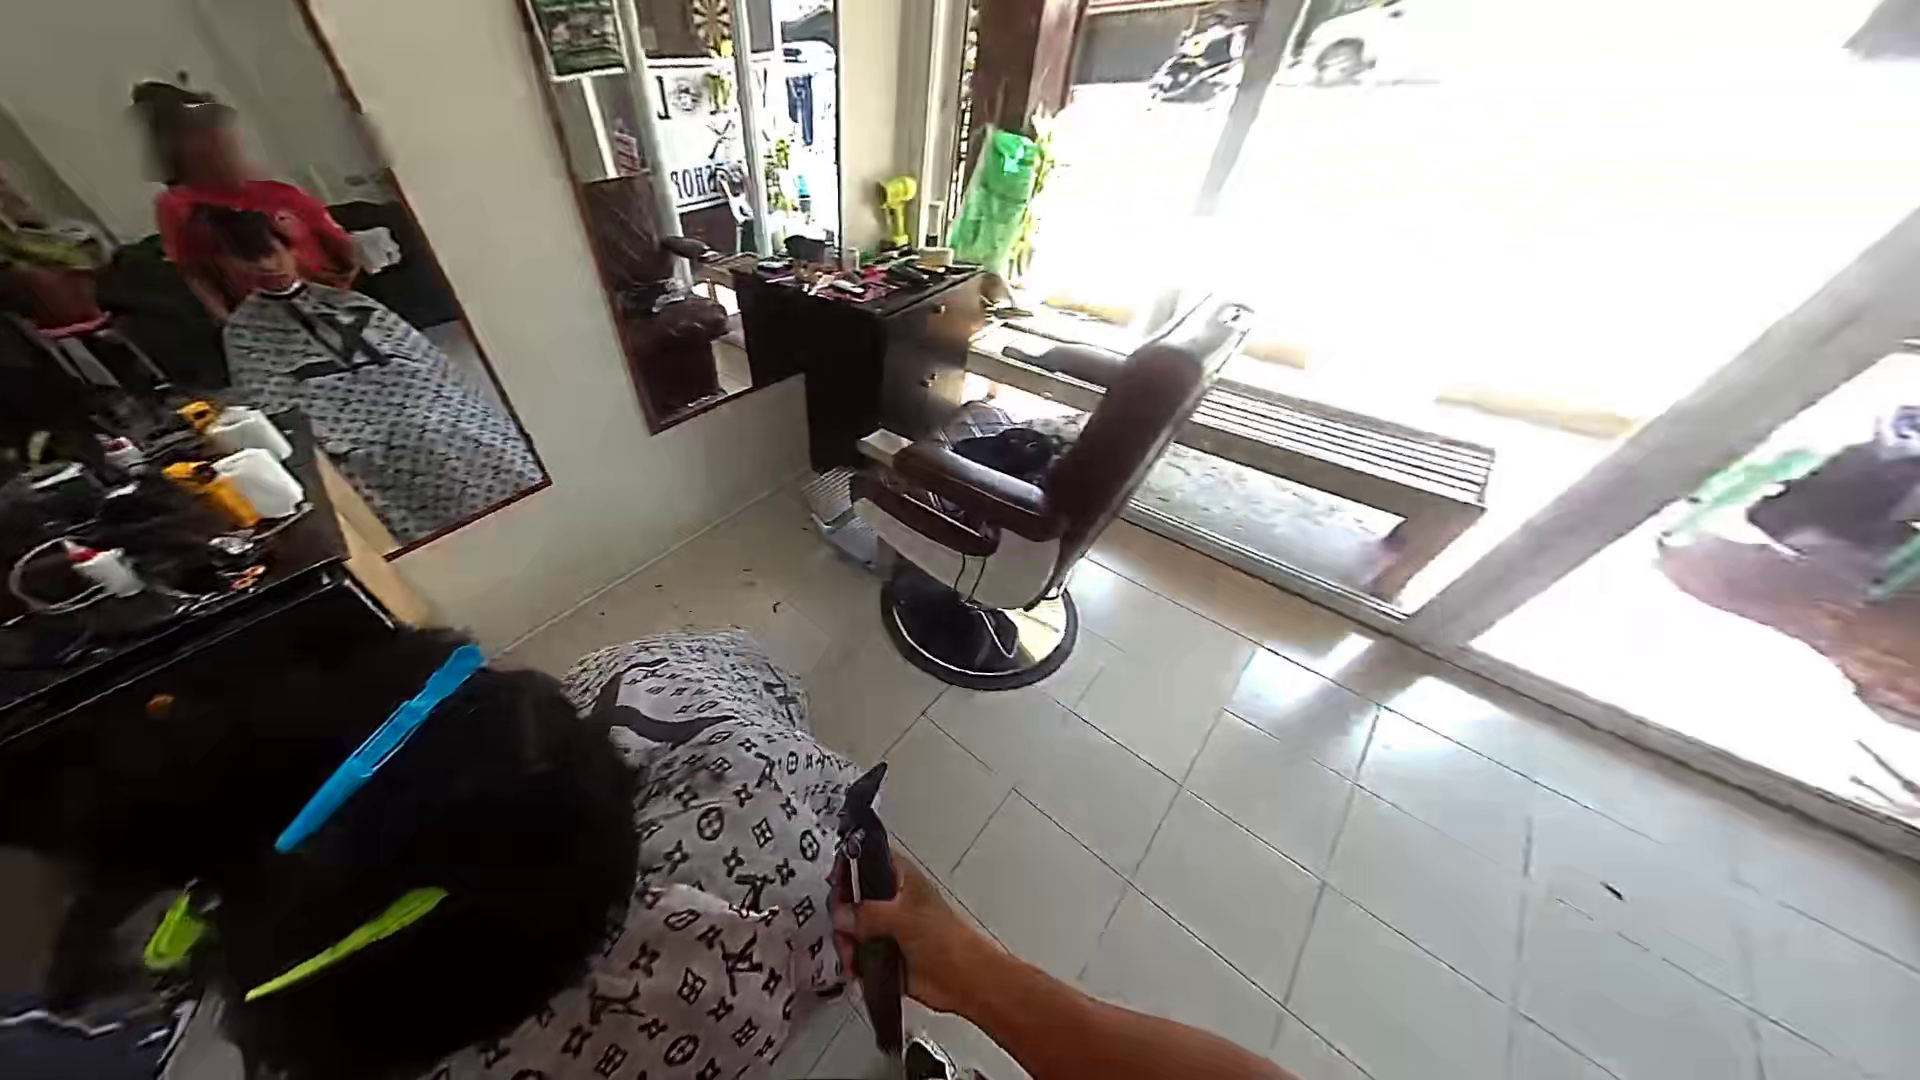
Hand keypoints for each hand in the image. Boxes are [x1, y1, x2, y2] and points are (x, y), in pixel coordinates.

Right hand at [831, 843, 999, 1014]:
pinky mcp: (884, 952)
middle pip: (854, 896)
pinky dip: (852, 959)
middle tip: (842, 925)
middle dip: (843, 912)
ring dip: (846, 940)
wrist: (959, 978)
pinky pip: (858, 951)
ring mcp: (887, 925)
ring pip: (853, 926)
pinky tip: (854, 967)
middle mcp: (891, 898)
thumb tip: (842, 913)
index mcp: (899, 876)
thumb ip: (869, 914)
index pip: (867, 860)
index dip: (849, 865)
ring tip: (852, 954)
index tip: (834, 880)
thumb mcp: (903, 918)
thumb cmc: (946, 938)